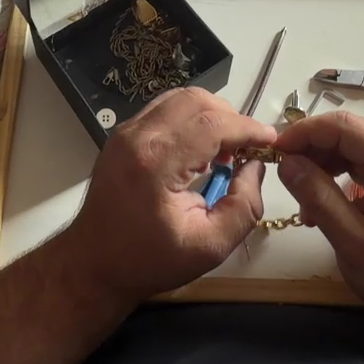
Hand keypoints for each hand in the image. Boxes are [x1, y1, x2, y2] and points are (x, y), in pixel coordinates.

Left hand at [58, 87, 276, 303]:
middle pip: (197, 100)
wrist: (93, 264)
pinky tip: (199, 150)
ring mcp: (127, 131)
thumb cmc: (149, 260)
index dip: (248, 128)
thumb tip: (255, 167)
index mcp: (157, 162)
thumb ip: (244, 207)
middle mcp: (139, 136)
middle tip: (247, 148)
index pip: (212, 124)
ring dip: (211, 115)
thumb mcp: (209, 246)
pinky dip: (190, 118)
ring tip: (225, 150)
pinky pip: (165, 108)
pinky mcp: (123, 133)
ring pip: (180, 98)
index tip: (271, 142)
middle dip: (231, 117)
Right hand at [274, 111, 363, 324]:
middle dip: (309, 147)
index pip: (342, 127)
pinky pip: (356, 162)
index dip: (304, 132)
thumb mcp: (353, 241)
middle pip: (344, 132)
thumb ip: (319, 198)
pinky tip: (319, 202)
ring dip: (319, 162)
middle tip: (283, 173)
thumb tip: (285, 164)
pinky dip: (333, 174)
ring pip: (347, 145)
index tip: (275, 152)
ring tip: (301, 197)